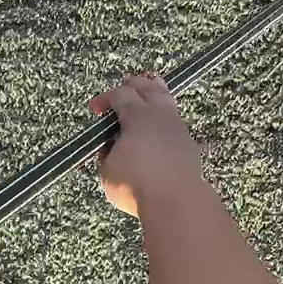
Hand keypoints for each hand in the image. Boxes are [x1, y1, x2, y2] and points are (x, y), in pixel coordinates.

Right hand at [89, 74, 204, 217]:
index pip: (120, 95)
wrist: (174, 199)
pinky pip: (174, 118)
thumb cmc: (136, 185)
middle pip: (147, 88)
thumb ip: (107, 154)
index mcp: (137, 117)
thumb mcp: (108, 171)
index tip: (95, 107)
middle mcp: (160, 115)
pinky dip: (165, 112)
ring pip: (166, 99)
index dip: (105, 98)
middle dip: (133, 85)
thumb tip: (110, 147)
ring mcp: (176, 127)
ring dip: (155, 91)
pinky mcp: (186, 142)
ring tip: (151, 86)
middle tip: (125, 84)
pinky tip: (161, 118)